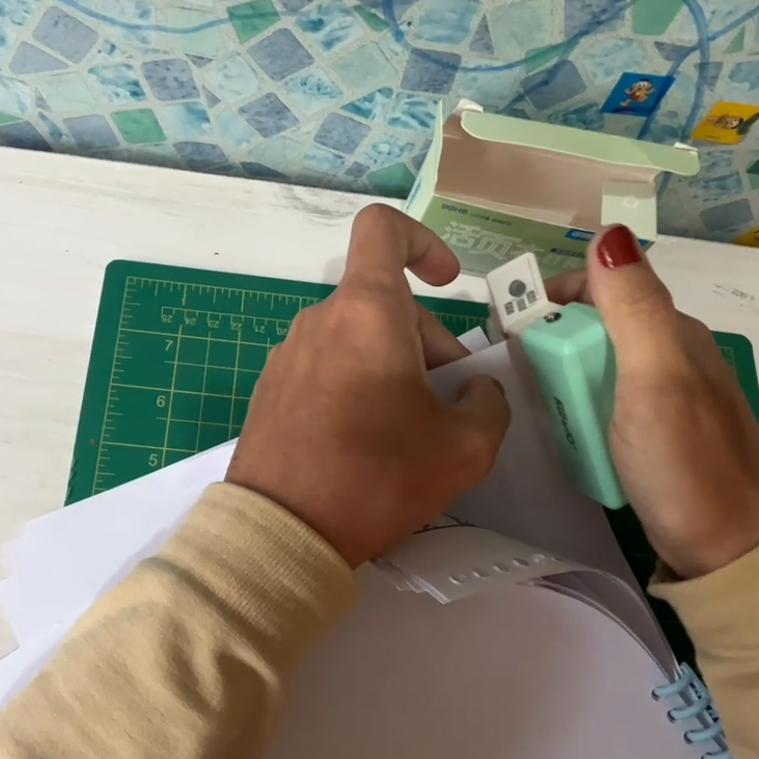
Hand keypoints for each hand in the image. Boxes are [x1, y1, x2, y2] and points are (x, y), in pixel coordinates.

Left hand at [227, 205, 510, 565]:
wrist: (280, 530)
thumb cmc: (375, 477)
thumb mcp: (464, 447)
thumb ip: (488, 403)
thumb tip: (475, 390)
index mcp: (367, 311)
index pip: (384, 229)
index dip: (424, 241)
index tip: (448, 284)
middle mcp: (321, 319)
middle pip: (385, 304)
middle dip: (428, 344)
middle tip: (448, 407)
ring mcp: (288, 354)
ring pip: (357, 339)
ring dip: (394, 370)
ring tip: (408, 434)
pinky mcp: (270, 390)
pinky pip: (327, 368)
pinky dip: (356, 387)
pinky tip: (365, 445)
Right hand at [547, 226, 758, 578]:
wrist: (727, 549)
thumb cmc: (685, 462)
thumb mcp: (654, 378)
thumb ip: (632, 308)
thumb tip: (610, 232)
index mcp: (673, 333)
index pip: (605, 286)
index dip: (555, 295)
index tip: (509, 323)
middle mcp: (670, 355)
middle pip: (595, 326)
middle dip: (552, 340)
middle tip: (518, 373)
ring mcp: (663, 396)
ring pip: (596, 365)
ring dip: (561, 376)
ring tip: (535, 403)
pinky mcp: (654, 432)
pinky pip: (602, 401)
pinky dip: (576, 406)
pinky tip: (566, 427)